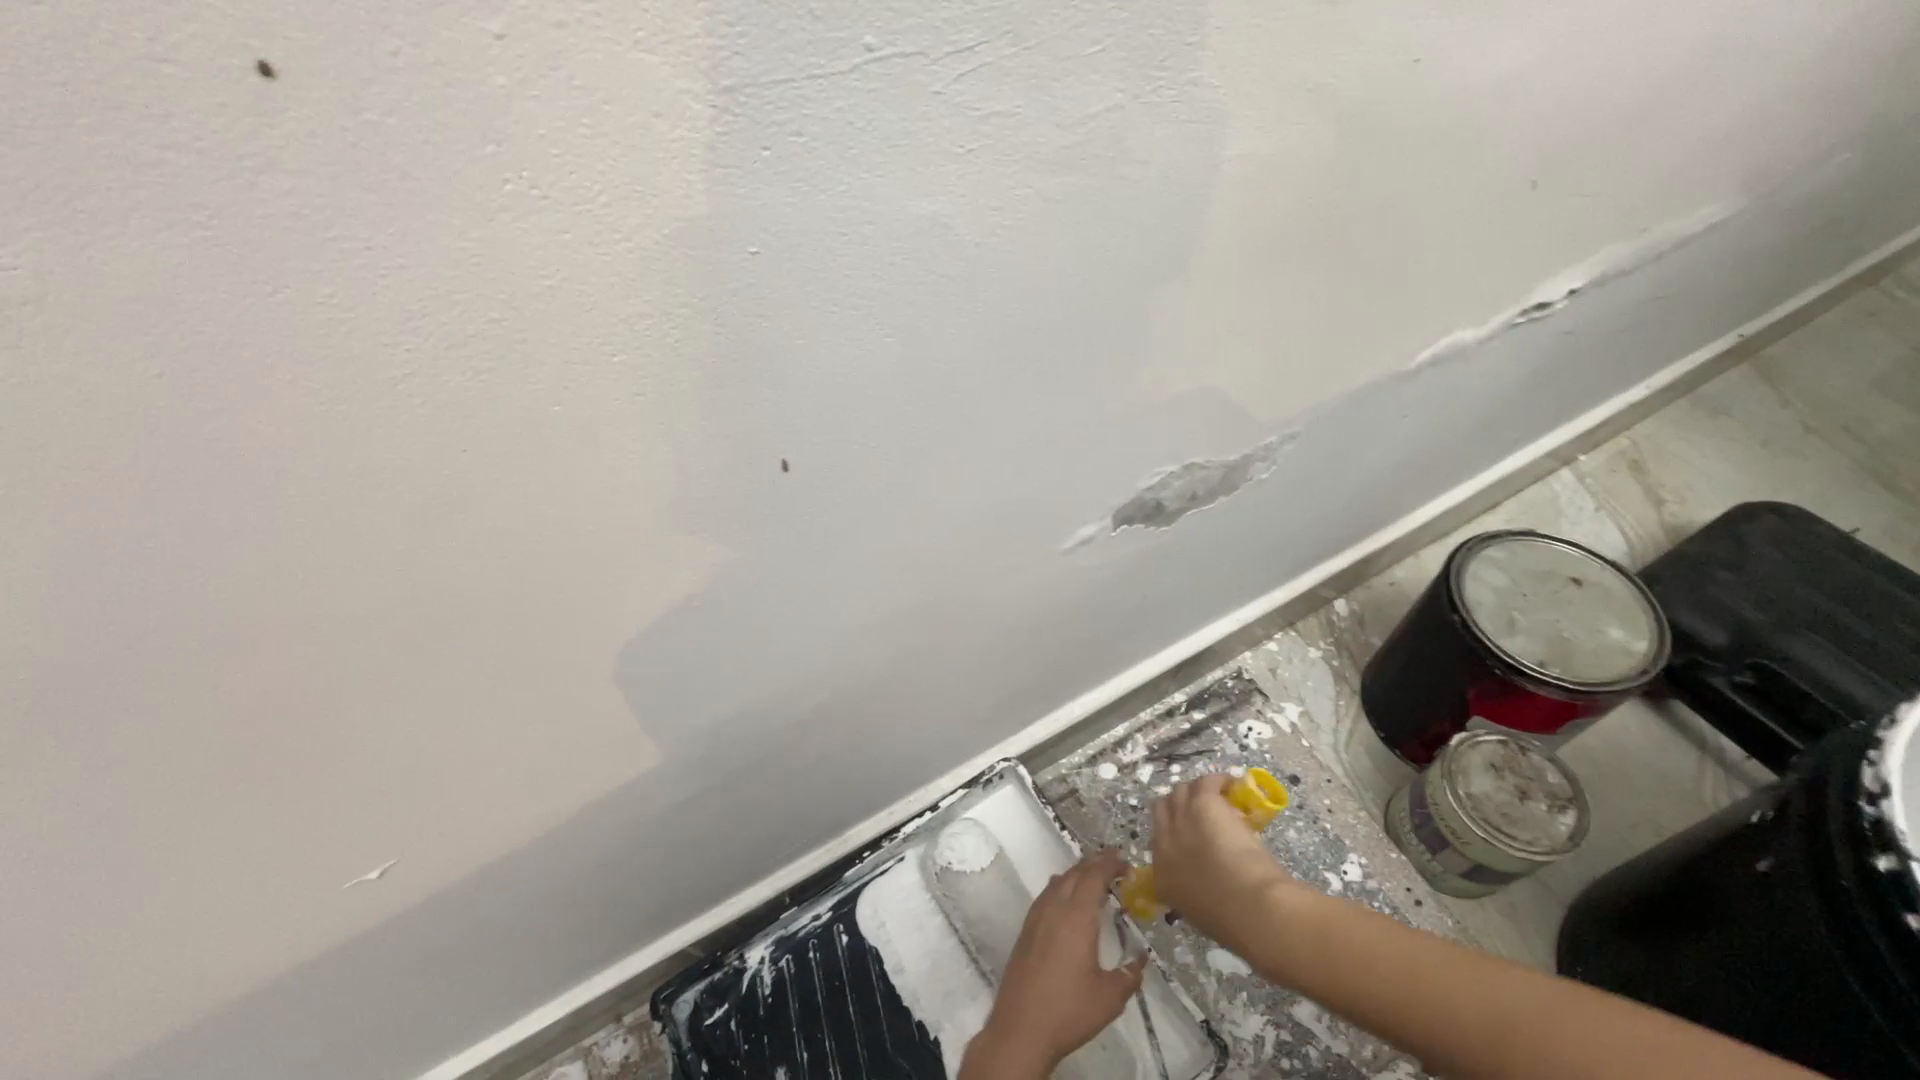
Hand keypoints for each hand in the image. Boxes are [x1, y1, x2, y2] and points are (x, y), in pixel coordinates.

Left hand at [960, 851, 1143, 1078]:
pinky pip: (1045, 897)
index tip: (1125, 860)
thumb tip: (1140, 959)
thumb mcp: (1110, 997)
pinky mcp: (1025, 933)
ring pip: (1057, 883)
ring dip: (1076, 874)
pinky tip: (1065, 899)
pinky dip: (1061, 888)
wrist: (1020, 1029)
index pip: (1093, 877)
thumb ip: (1129, 974)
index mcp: (1076, 918)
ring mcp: (1035, 920)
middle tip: (1114, 862)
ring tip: (1093, 876)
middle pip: (1074, 874)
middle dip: (1094, 864)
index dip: (1109, 864)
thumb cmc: (1068, 1010)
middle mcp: (1054, 910)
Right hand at [1151, 774, 1295, 951]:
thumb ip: (1193, 894)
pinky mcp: (1203, 803)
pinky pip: (1206, 781)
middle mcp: (1164, 840)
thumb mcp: (1200, 911)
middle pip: (1162, 808)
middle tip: (1200, 809)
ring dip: (1197, 791)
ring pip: (1181, 791)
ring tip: (1218, 795)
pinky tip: (1232, 783)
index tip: (1191, 833)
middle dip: (1178, 806)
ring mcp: (1182, 819)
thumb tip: (1203, 888)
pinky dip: (1218, 780)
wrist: (1249, 907)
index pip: (1157, 841)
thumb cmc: (1231, 919)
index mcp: (1162, 873)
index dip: (1173, 832)